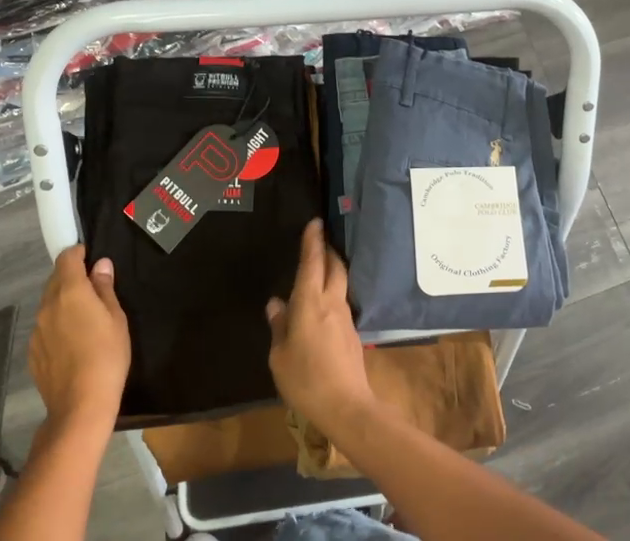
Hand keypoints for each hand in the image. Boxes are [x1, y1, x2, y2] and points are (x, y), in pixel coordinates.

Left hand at [28, 246, 129, 426]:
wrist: (80, 404)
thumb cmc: (107, 355)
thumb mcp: (116, 318)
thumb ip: (105, 288)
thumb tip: (100, 265)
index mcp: (70, 291)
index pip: (67, 258)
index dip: (79, 253)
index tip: (91, 258)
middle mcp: (48, 305)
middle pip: (55, 280)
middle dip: (71, 277)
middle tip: (93, 289)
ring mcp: (37, 329)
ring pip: (49, 304)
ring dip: (63, 302)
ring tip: (83, 318)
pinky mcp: (32, 352)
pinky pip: (45, 327)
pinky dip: (56, 325)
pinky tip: (72, 343)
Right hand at [266, 220, 374, 432]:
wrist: (347, 407)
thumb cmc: (306, 380)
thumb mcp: (280, 356)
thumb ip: (279, 326)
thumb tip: (276, 303)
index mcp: (310, 303)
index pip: (312, 263)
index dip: (313, 241)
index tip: (315, 222)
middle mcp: (331, 303)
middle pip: (334, 267)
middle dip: (327, 250)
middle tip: (318, 241)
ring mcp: (346, 318)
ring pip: (340, 283)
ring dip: (332, 271)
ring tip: (319, 270)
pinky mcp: (353, 333)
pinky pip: (341, 302)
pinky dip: (333, 293)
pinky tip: (323, 305)